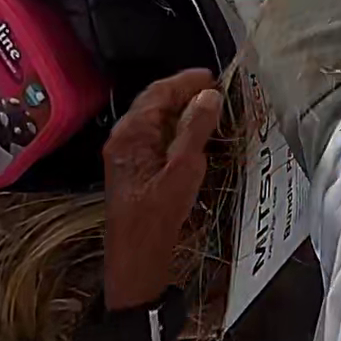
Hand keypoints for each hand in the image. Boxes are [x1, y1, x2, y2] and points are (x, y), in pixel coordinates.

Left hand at [101, 69, 222, 308]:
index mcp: (131, 133)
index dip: (186, 81)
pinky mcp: (135, 169)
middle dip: (185, 93)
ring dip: (182, 111)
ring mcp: (127, 154)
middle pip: (155, 103)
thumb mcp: (183, 171)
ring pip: (156, 120)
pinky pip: (156, 137)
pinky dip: (177, 129)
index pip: (158, 91)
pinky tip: (196, 136)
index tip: (214, 77)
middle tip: (216, 91)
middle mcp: (124, 138)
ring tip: (211, 109)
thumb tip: (209, 95)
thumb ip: (195, 129)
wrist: (137, 263)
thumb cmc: (158, 217)